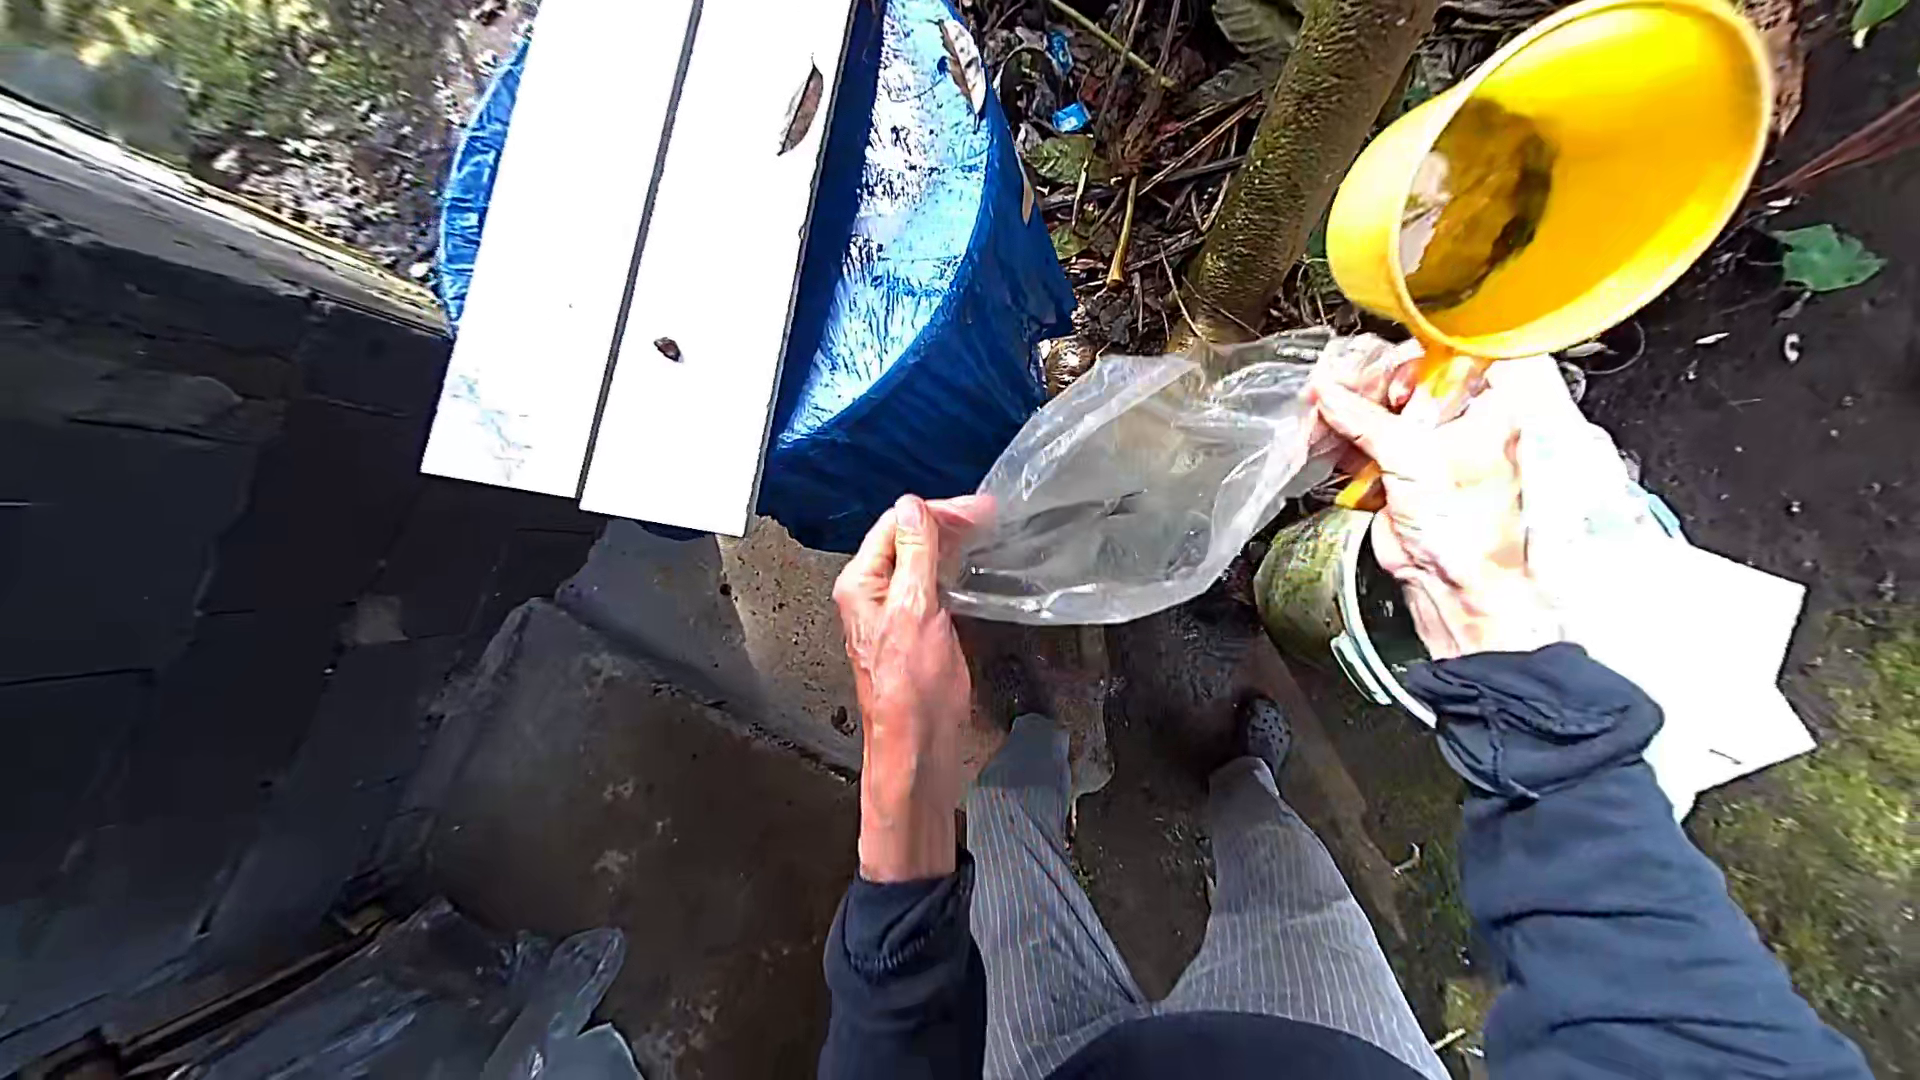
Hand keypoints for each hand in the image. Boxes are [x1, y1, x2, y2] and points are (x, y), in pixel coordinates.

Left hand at [834, 493, 991, 882]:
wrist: (919, 744)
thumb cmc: (912, 689)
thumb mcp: (914, 611)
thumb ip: (914, 556)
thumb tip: (911, 507)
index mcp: (862, 583)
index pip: (895, 527)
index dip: (934, 512)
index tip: (974, 508)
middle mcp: (874, 591)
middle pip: (907, 539)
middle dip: (946, 522)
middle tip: (988, 514)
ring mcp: (896, 608)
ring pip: (921, 559)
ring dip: (951, 541)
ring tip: (986, 528)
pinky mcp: (918, 624)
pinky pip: (932, 582)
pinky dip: (953, 566)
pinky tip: (973, 560)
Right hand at [1310, 357, 1561, 658]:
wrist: (1445, 577)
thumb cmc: (1465, 525)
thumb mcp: (1414, 457)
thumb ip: (1366, 420)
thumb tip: (1328, 391)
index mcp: (1485, 408)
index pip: (1444, 359)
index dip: (1406, 362)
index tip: (1374, 374)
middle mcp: (1454, 422)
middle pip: (1400, 385)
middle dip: (1360, 390)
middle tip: (1332, 394)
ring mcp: (1420, 446)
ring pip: (1375, 414)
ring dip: (1341, 417)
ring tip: (1317, 420)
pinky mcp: (1391, 469)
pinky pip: (1359, 442)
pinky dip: (1336, 441)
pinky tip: (1319, 440)